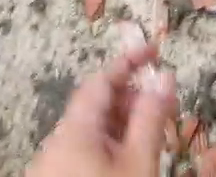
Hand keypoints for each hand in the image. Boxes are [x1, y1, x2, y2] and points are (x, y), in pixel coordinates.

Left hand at [26, 39, 177, 176]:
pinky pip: (82, 151)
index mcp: (73, 133)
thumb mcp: (140, 160)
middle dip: (131, 94)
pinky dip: (110, 142)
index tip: (157, 49)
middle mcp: (54, 146)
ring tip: (153, 128)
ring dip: (123, 120)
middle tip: (164, 98)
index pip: (100, 81)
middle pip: (94, 105)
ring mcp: (50, 169)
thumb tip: (164, 76)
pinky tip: (131, 155)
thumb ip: (152, 114)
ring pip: (90, 130)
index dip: (128, 60)